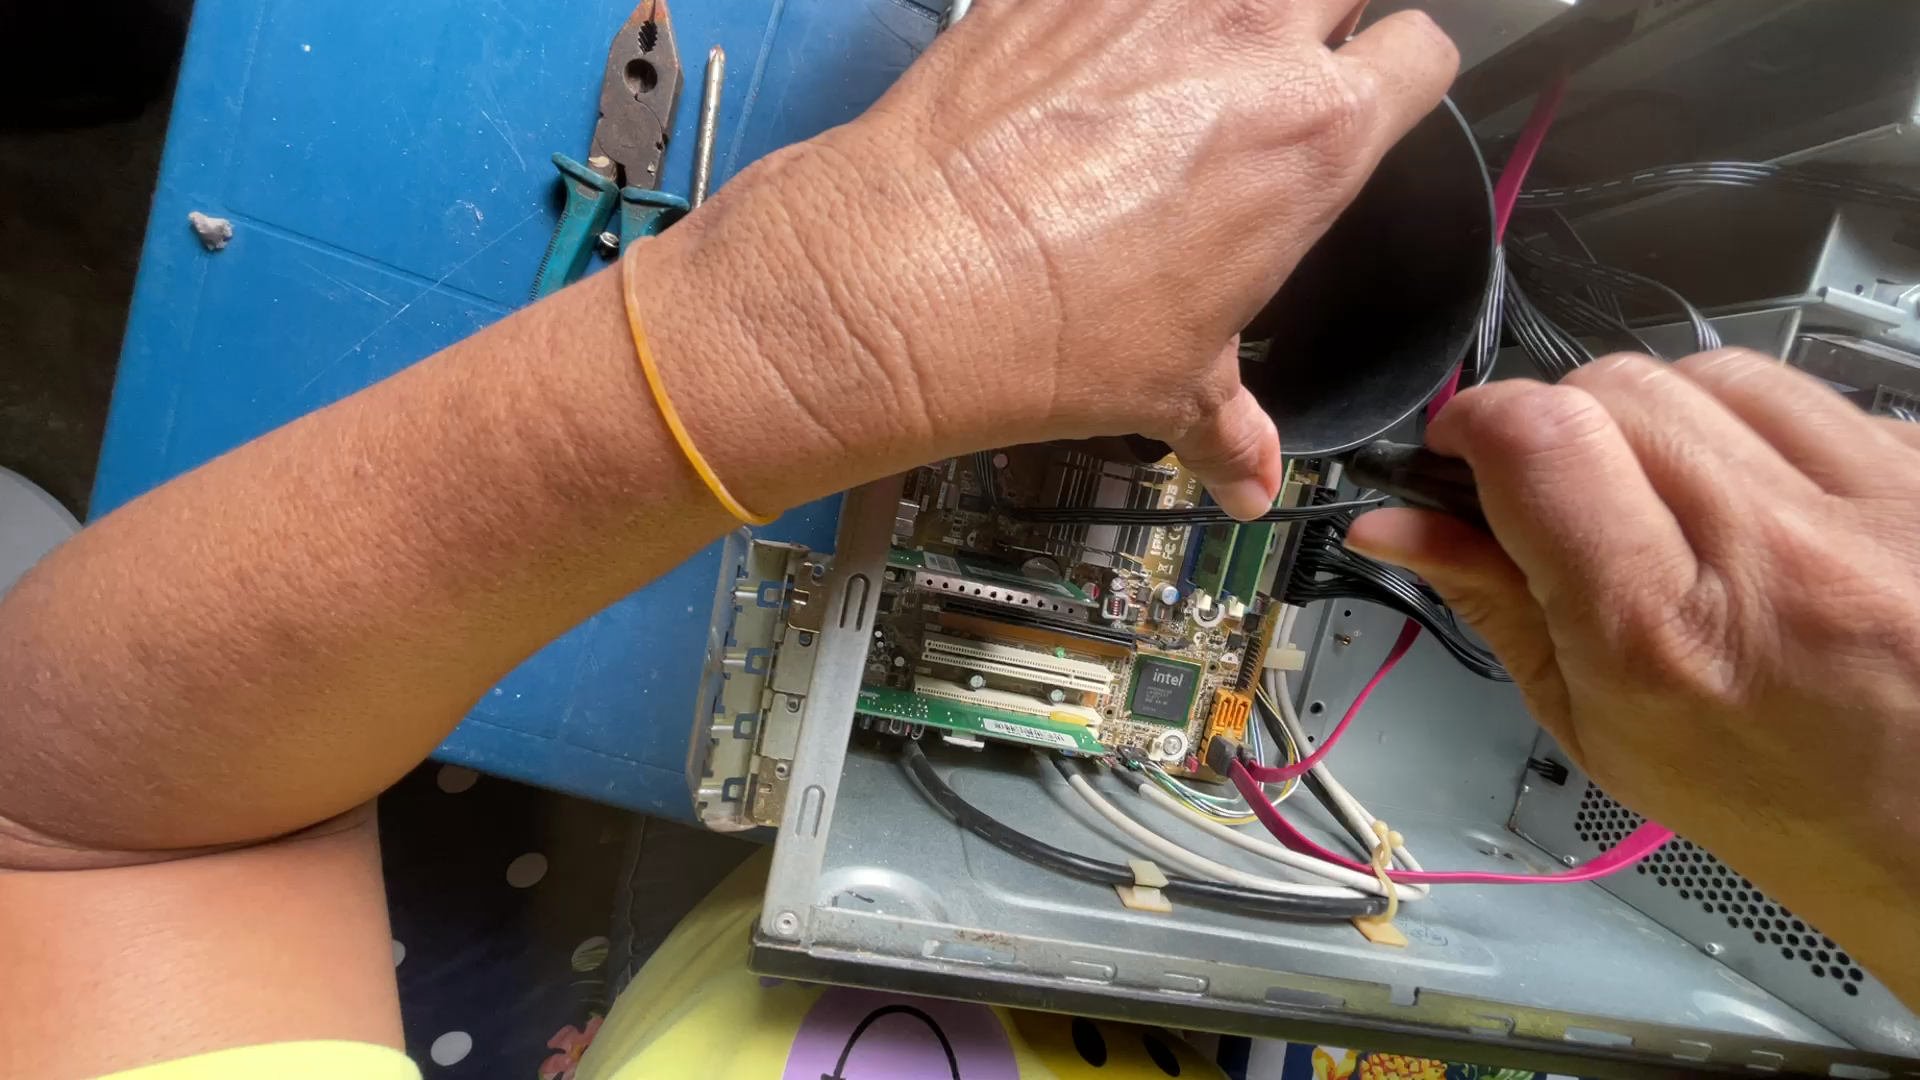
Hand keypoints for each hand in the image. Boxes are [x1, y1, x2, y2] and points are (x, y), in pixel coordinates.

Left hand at [638, 0, 1457, 519]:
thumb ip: (1230, 431)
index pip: (1420, 56)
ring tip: (1162, 82)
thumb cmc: (1066, 339)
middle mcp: (1249, 36)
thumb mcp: (1167, 391)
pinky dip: (1106, 17)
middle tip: (1250, 91)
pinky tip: (1070, 72)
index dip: (1391, 80)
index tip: (1350, 112)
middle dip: (1313, 27)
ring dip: (1214, 17)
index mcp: (1313, 138)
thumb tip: (1252, 490)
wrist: (926, 282)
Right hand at [1346, 350, 1919, 1001]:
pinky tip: (1738, 495)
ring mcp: (1888, 508)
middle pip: (1612, 389)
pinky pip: (1802, 394)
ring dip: (1642, 416)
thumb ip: (1481, 597)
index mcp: (1654, 628)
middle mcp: (1778, 554)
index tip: (1455, 443)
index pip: (1541, 444)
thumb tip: (1386, 526)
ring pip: (1704, 374)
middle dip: (1548, 421)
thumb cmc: (1754, 790)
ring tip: (1649, 489)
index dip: (1474, 419)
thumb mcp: (1577, 710)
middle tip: (1548, 486)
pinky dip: (1734, 426)